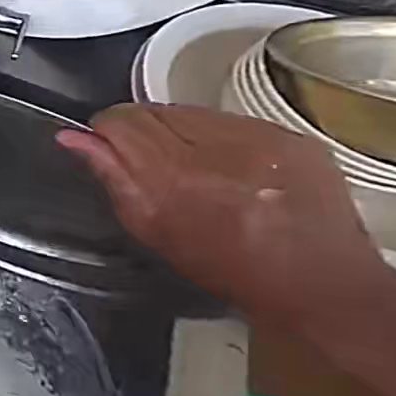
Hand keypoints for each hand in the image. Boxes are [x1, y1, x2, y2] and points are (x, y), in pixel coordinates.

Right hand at [56, 103, 394, 328]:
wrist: (324, 286)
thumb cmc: (227, 266)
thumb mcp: (153, 230)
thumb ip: (110, 177)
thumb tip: (71, 136)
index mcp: (174, 175)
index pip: (120, 120)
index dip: (106, 131)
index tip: (109, 148)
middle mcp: (214, 147)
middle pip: (152, 110)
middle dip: (142, 130)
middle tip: (153, 162)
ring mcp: (257, 137)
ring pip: (189, 110)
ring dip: (180, 129)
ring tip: (195, 164)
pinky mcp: (288, 135)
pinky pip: (230, 118)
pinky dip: (219, 135)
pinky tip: (231, 165)